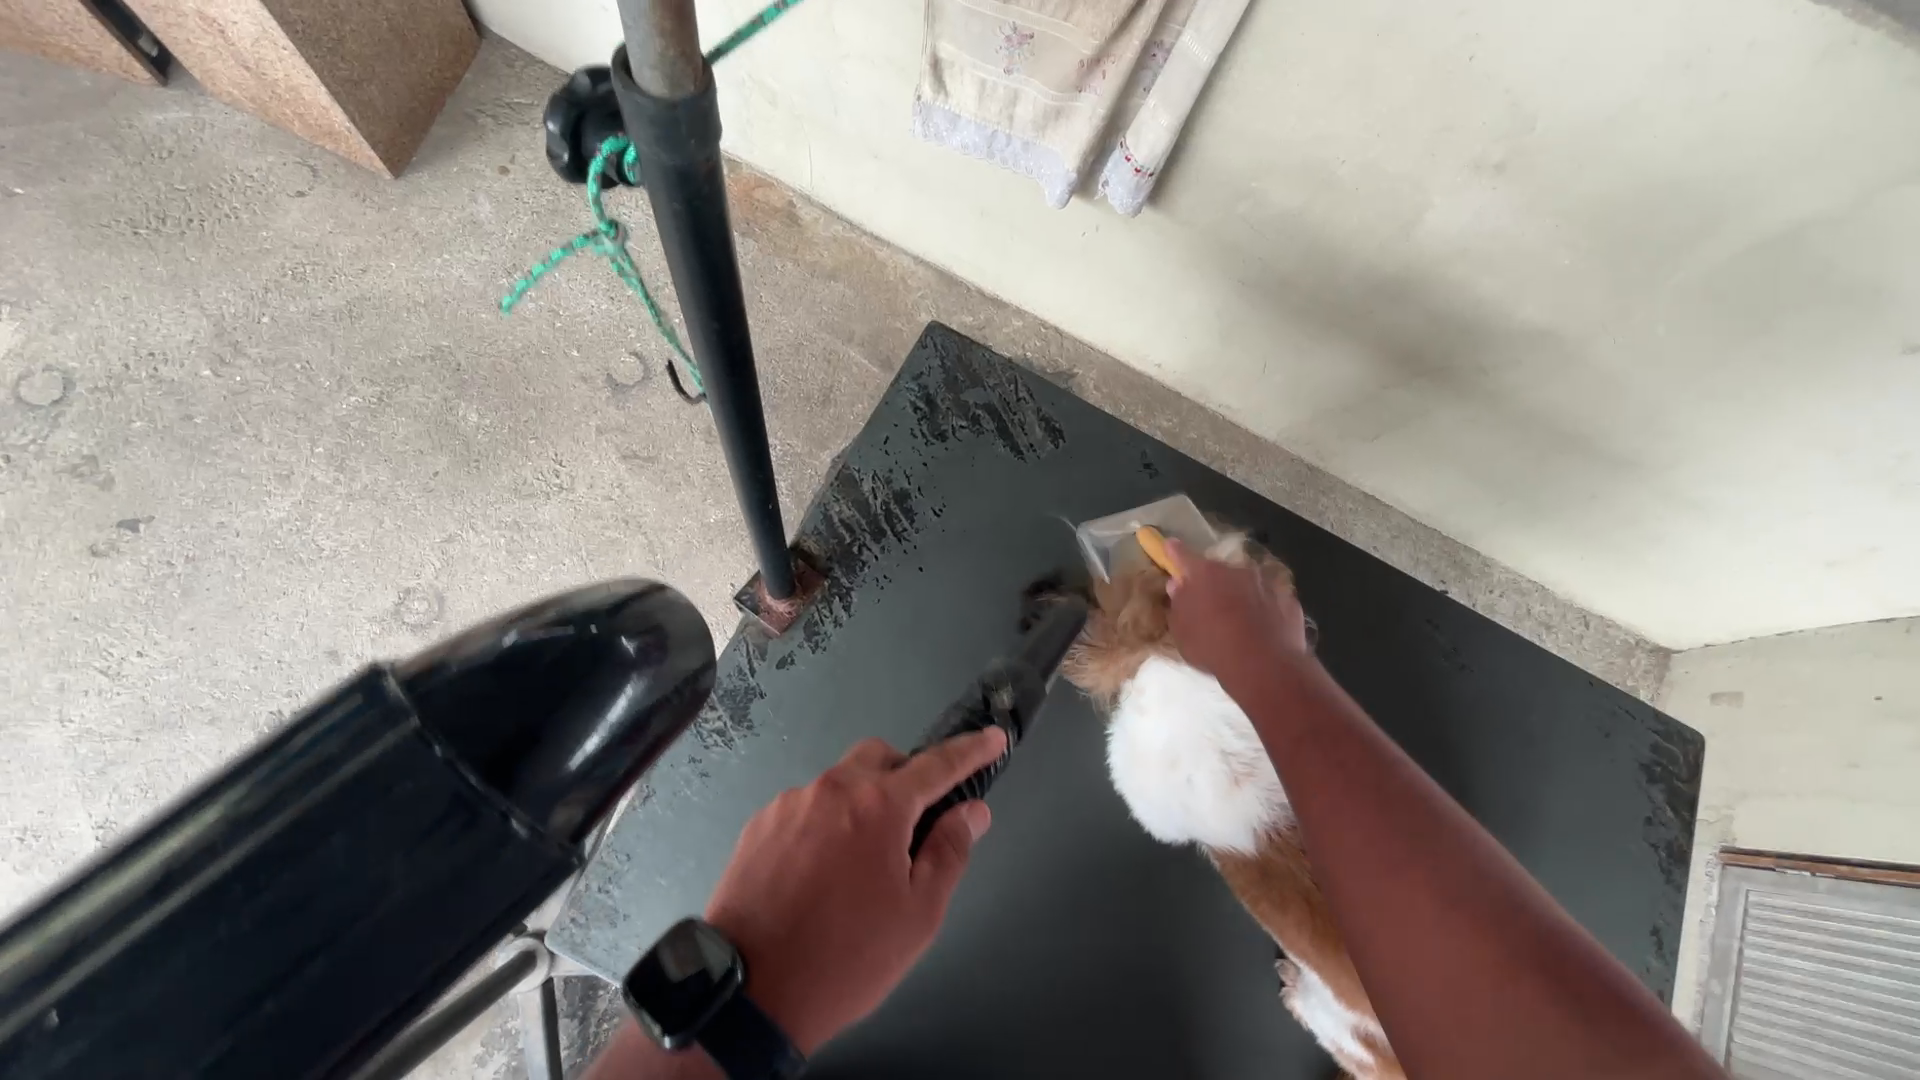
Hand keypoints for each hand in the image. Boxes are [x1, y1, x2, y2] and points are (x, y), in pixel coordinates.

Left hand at [702, 728, 1006, 1054]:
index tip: (993, 738)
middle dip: (906, 774)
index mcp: (880, 805)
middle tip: (914, 821)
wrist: (748, 993)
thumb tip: (972, 811)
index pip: (938, 765)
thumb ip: (949, 851)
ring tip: (858, 865)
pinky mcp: (760, 822)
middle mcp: (834, 788)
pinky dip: (825, 824)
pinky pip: (806, 807)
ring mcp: (791, 802)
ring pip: (839, 782)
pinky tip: (818, 874)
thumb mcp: (918, 914)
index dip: (971, 751)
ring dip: (861, 804)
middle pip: (880, 757)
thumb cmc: (847, 955)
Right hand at [1164, 538, 1310, 681]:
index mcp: (1204, 574)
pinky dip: (1263, 609)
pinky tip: (1262, 629)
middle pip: (1219, 571)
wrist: (1264, 665)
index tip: (1170, 546)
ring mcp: (1266, 583)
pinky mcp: (1289, 600)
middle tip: (1207, 604)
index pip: (1183, 555)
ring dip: (1239, 594)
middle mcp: (1236, 570)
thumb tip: (1178, 585)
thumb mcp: (1181, 630)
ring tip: (1237, 621)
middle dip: (1212, 582)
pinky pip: (1270, 600)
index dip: (1174, 552)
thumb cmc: (1212, 647)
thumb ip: (1178, 603)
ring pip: (1246, 584)